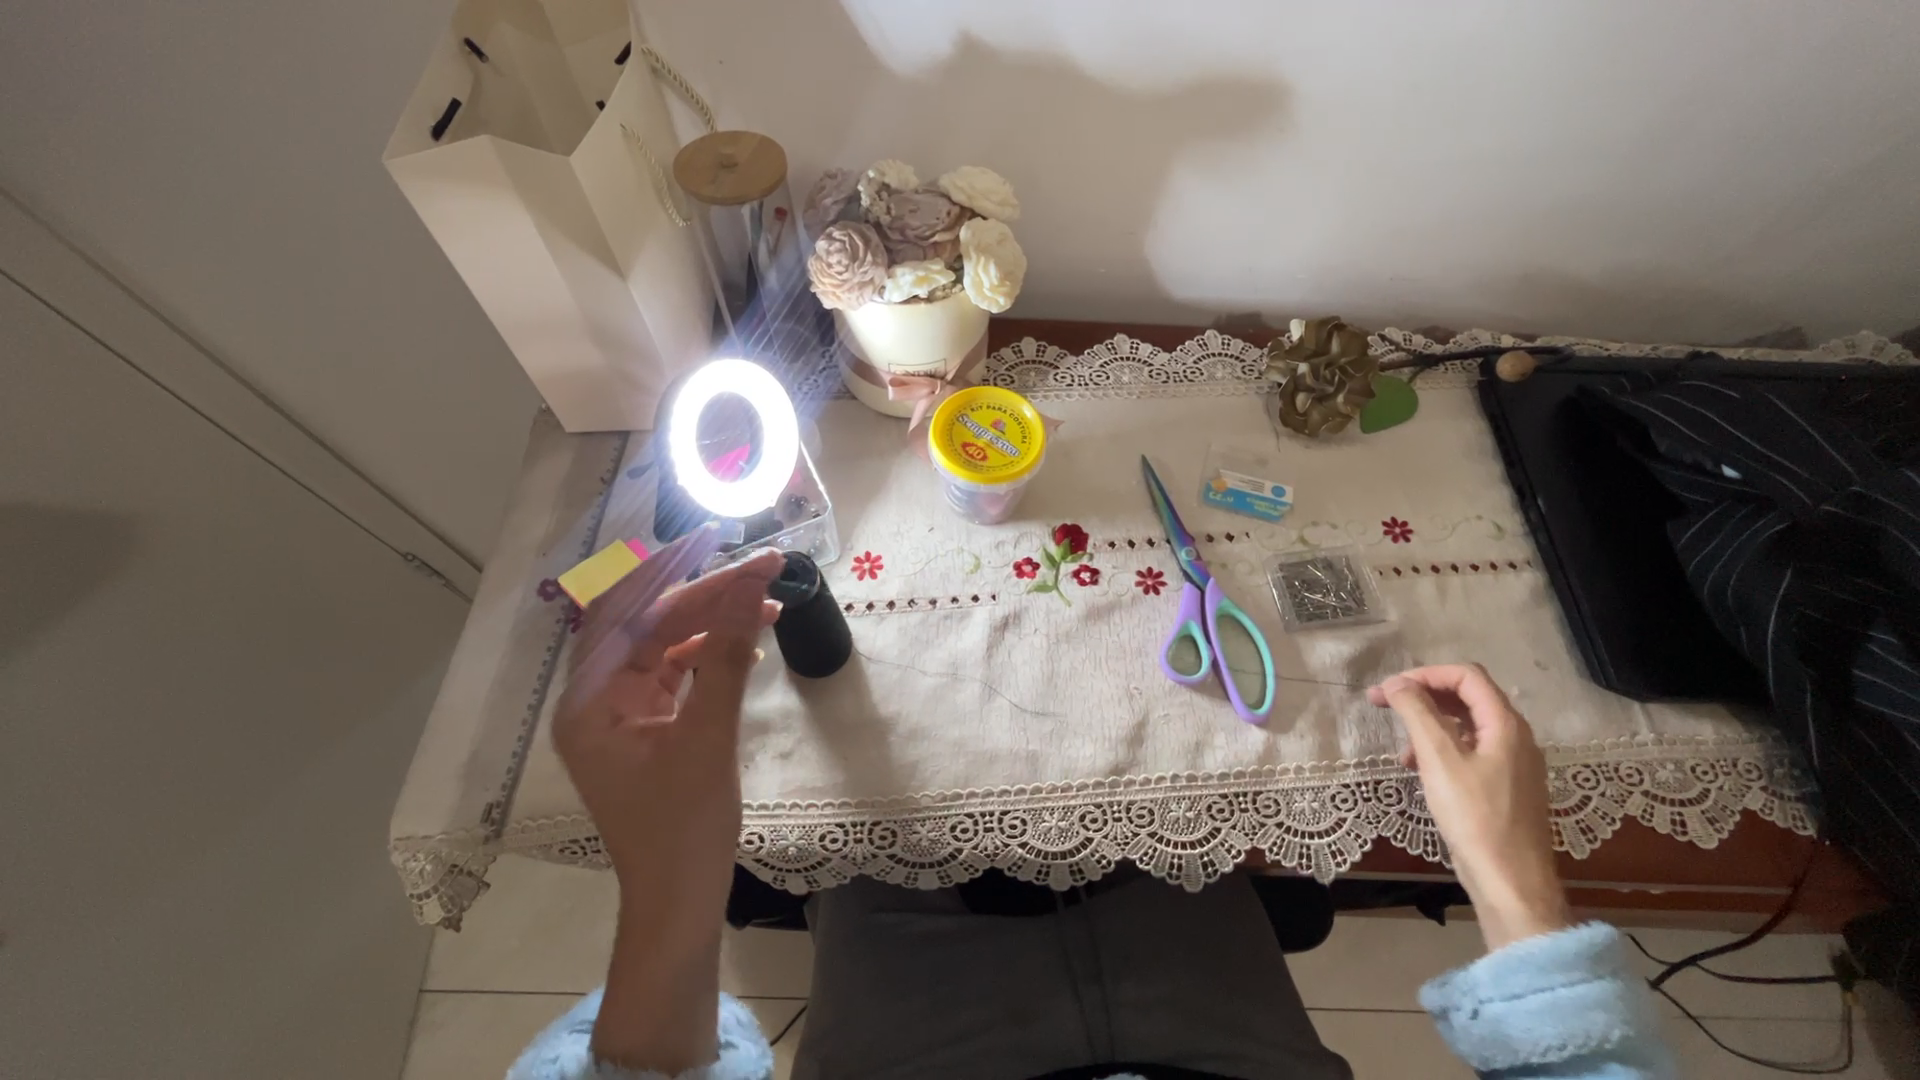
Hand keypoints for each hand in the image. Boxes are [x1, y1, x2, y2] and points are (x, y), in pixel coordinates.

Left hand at [553, 542, 782, 915]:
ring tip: (769, 604)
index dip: (685, 576)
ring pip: (666, 644)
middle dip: (707, 595)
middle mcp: (595, 699)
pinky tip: (751, 644)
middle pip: (650, 624)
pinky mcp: (647, 725)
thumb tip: (750, 587)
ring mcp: (620, 712)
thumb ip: (727, 657)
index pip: (634, 615)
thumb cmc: (684, 828)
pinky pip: (677, 671)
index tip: (731, 546)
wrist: (680, 900)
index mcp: (589, 701)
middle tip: (763, 571)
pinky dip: (712, 653)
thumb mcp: (709, 737)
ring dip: (714, 622)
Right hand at [1368, 664, 1570, 950]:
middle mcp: (1514, 737)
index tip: (1389, 689)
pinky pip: (1468, 751)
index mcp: (1505, 724)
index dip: (1424, 674)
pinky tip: (1419, 770)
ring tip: (1401, 750)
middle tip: (1382, 705)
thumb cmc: (1475, 816)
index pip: (1466, 676)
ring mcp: (1512, 762)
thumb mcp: (1438, 759)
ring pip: (1464, 725)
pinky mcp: (1503, 785)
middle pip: (1466, 697)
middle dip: (1421, 696)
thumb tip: (1397, 683)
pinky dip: (1439, 750)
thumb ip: (1417, 713)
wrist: (1510, 881)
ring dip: (1427, 725)